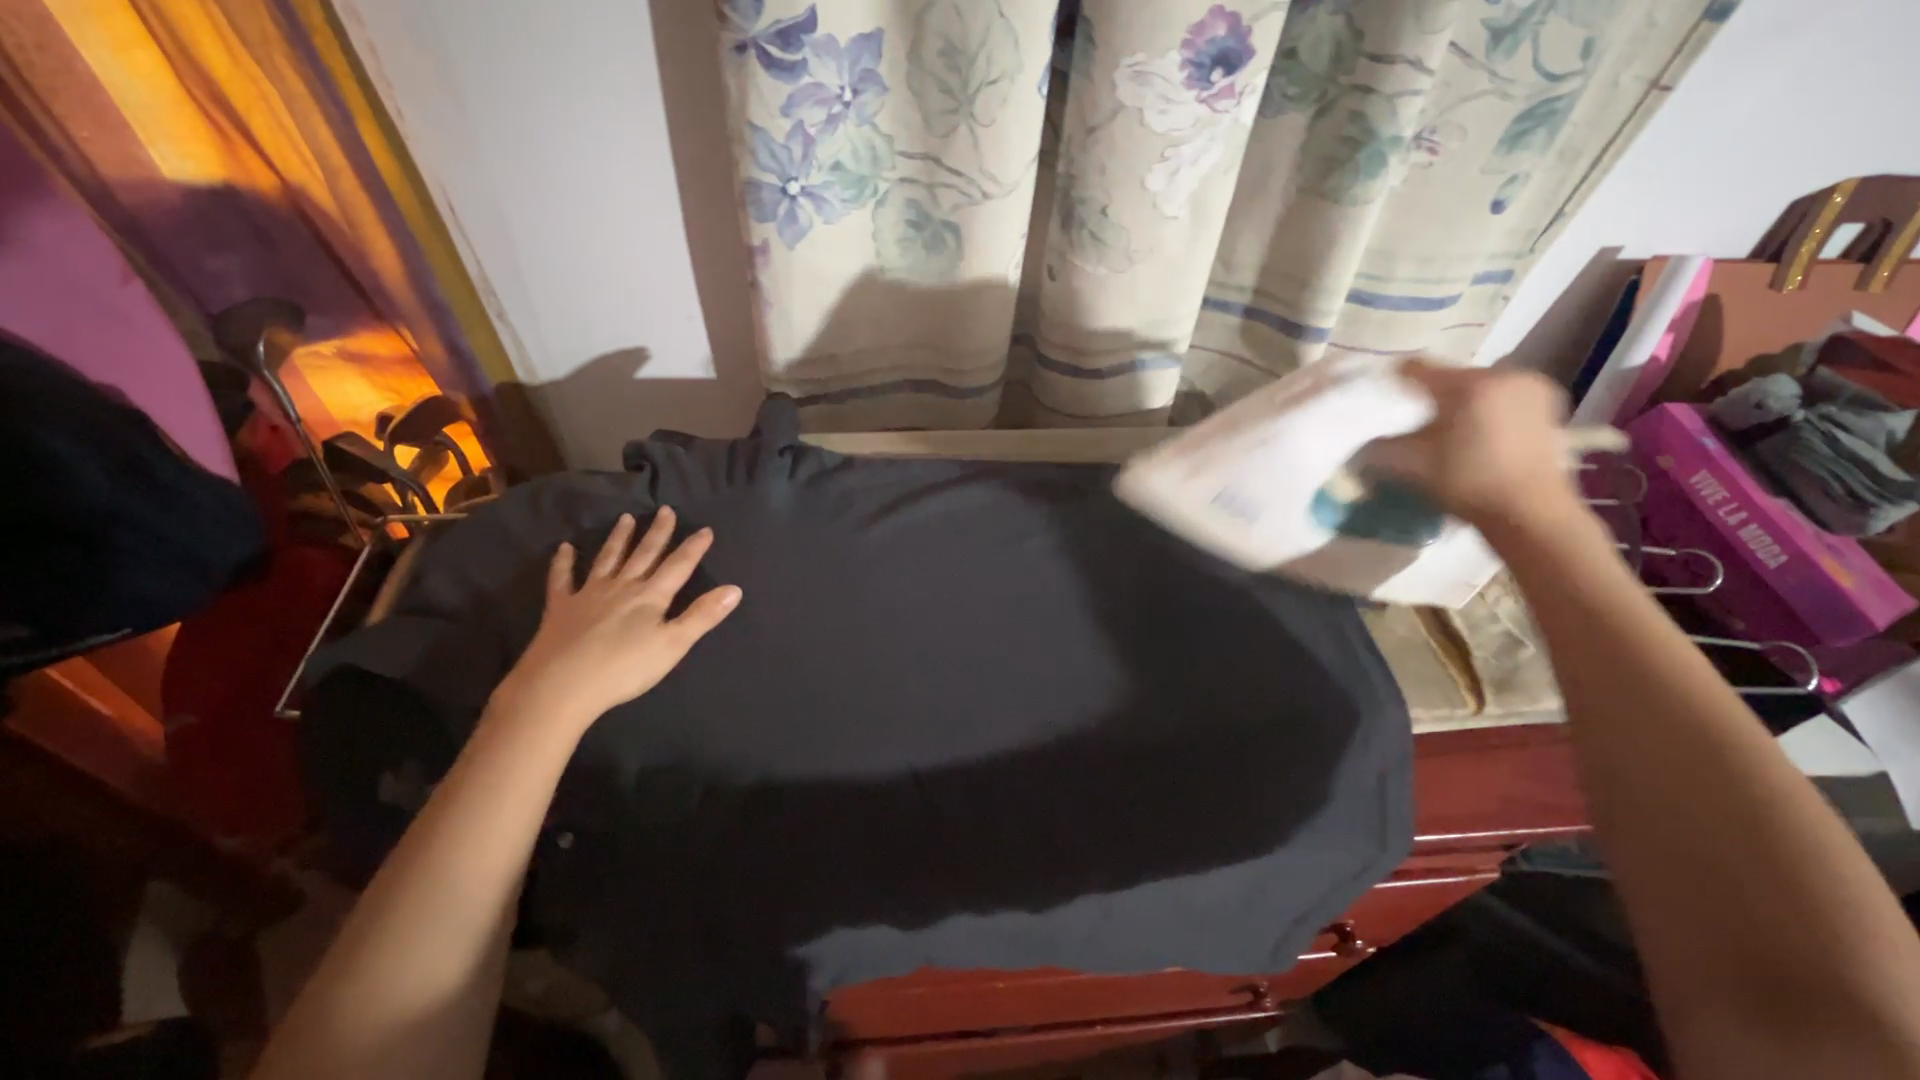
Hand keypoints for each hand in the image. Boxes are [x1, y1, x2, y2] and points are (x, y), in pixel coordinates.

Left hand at [491, 508, 740, 732]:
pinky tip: (564, 548)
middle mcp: (621, 587)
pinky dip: (564, 562)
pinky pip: (562, 578)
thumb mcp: (673, 645)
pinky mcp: (561, 607)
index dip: (693, 548)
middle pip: (644, 555)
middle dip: (658, 533)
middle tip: (665, 510)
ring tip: (626, 518)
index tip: (705, 529)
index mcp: (651, 597)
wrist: (562, 683)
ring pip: (608, 559)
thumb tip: (734, 589)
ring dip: (618, 539)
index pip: (678, 566)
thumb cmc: (625, 668)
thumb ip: (702, 616)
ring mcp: (588, 594)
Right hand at [1363, 360, 1583, 533]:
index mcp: (1469, 384)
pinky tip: (1481, 435)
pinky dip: (1488, 408)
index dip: (1393, 384)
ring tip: (1452, 432)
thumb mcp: (1413, 467)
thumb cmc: (1469, 486)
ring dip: (1462, 402)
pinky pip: (1503, 395)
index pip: (1415, 368)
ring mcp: (1531, 386)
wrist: (1531, 514)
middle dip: (1433, 397)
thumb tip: (1360, 438)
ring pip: (1478, 386)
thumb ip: (1380, 445)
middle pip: (1450, 376)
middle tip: (1420, 424)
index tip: (1384, 404)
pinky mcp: (1548, 402)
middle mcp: (1503, 374)